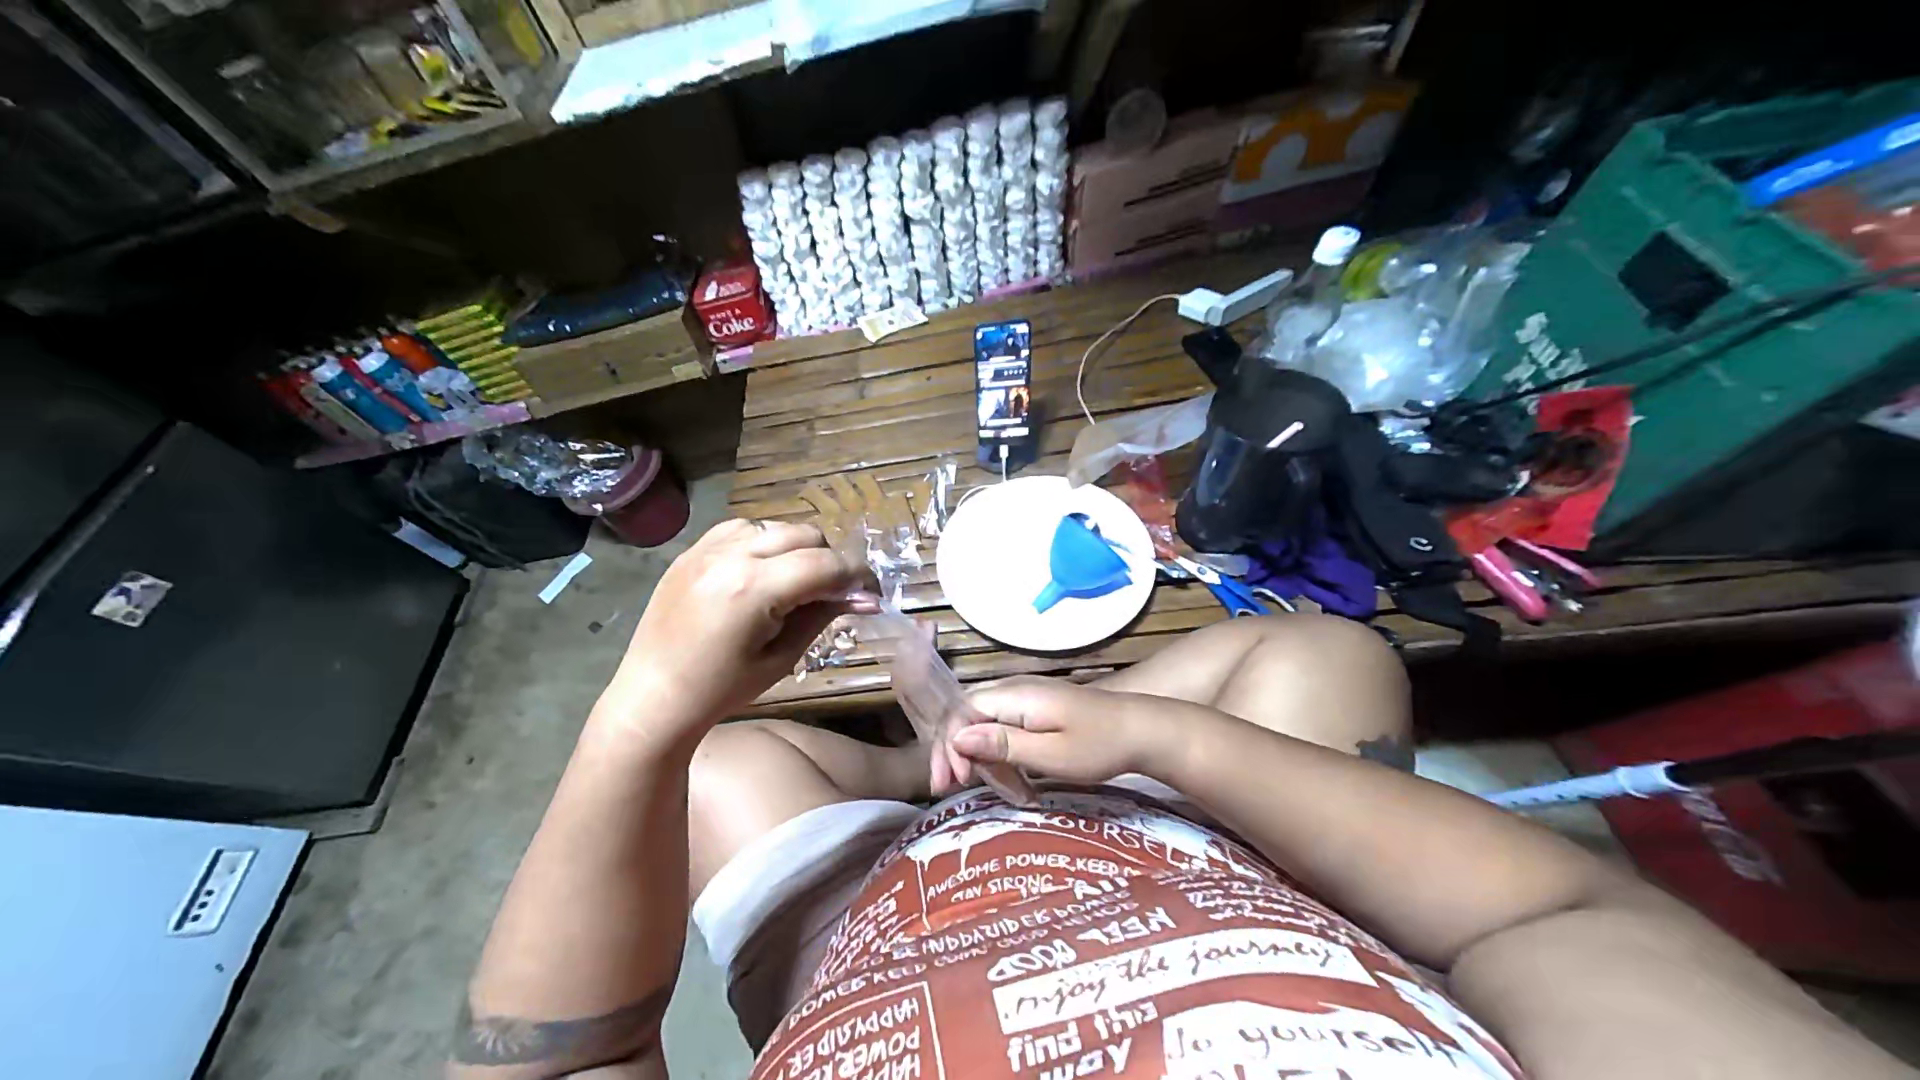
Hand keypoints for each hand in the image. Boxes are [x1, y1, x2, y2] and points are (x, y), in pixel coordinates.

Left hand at [602, 519, 867, 730]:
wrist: (653, 696)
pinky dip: (762, 541)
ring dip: (796, 548)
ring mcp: (707, 548)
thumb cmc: (721, 689)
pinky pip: (741, 528)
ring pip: (775, 525)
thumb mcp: (782, 656)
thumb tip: (867, 598)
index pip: (826, 564)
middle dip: (829, 560)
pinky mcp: (691, 550)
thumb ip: (824, 616)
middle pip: (806, 534)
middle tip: (831, 593)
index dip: (855, 576)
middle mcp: (732, 556)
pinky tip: (760, 569)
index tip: (868, 593)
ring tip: (794, 581)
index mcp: (754, 588)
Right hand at [947, 677, 1163, 785]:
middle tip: (963, 792)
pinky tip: (1020, 784)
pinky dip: (1005, 758)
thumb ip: (1003, 744)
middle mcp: (1013, 690)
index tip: (953, 782)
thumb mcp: (1051, 754)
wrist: (1141, 730)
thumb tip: (957, 738)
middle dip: (961, 756)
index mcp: (1015, 696)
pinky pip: (1003, 730)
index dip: (949, 746)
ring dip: (987, 762)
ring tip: (1012, 795)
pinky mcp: (1033, 709)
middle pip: (967, 719)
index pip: (960, 712)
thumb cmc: (1100, 745)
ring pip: (984, 727)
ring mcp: (1023, 698)